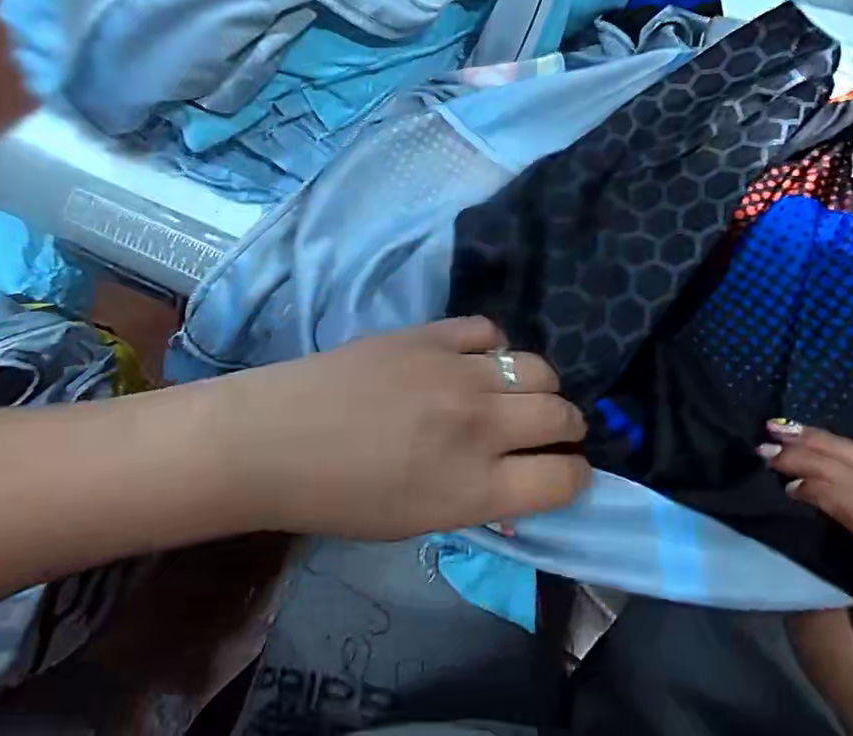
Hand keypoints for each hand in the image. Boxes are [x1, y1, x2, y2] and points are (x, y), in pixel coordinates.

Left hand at [198, 318, 589, 539]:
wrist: (276, 438)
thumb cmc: (340, 498)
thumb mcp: (419, 522)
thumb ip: (481, 499)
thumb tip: (522, 476)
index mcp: (474, 489)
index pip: (564, 478)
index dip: (577, 476)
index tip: (567, 470)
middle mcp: (478, 428)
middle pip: (561, 415)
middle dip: (568, 427)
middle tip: (551, 430)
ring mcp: (457, 373)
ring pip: (538, 368)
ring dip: (540, 386)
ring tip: (519, 393)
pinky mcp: (432, 334)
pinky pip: (490, 331)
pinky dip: (494, 349)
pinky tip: (476, 361)